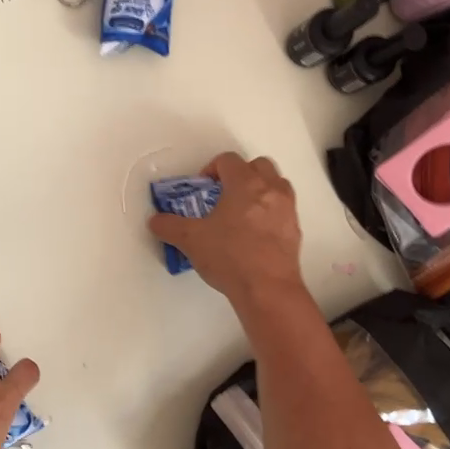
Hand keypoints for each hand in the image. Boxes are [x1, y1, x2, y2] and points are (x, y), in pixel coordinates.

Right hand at [148, 152, 304, 308]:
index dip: (212, 168)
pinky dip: (269, 212)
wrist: (267, 288)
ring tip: (241, 212)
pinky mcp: (294, 230)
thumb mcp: (190, 240)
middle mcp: (271, 190)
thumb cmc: (229, 256)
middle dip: (240, 174)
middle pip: (259, 165)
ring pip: (276, 185)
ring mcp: (287, 209)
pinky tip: (253, 234)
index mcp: (245, 184)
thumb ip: (169, 226)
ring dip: (259, 190)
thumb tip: (155, 221)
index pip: (229, 160)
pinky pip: (283, 209)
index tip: (202, 188)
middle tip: (224, 194)